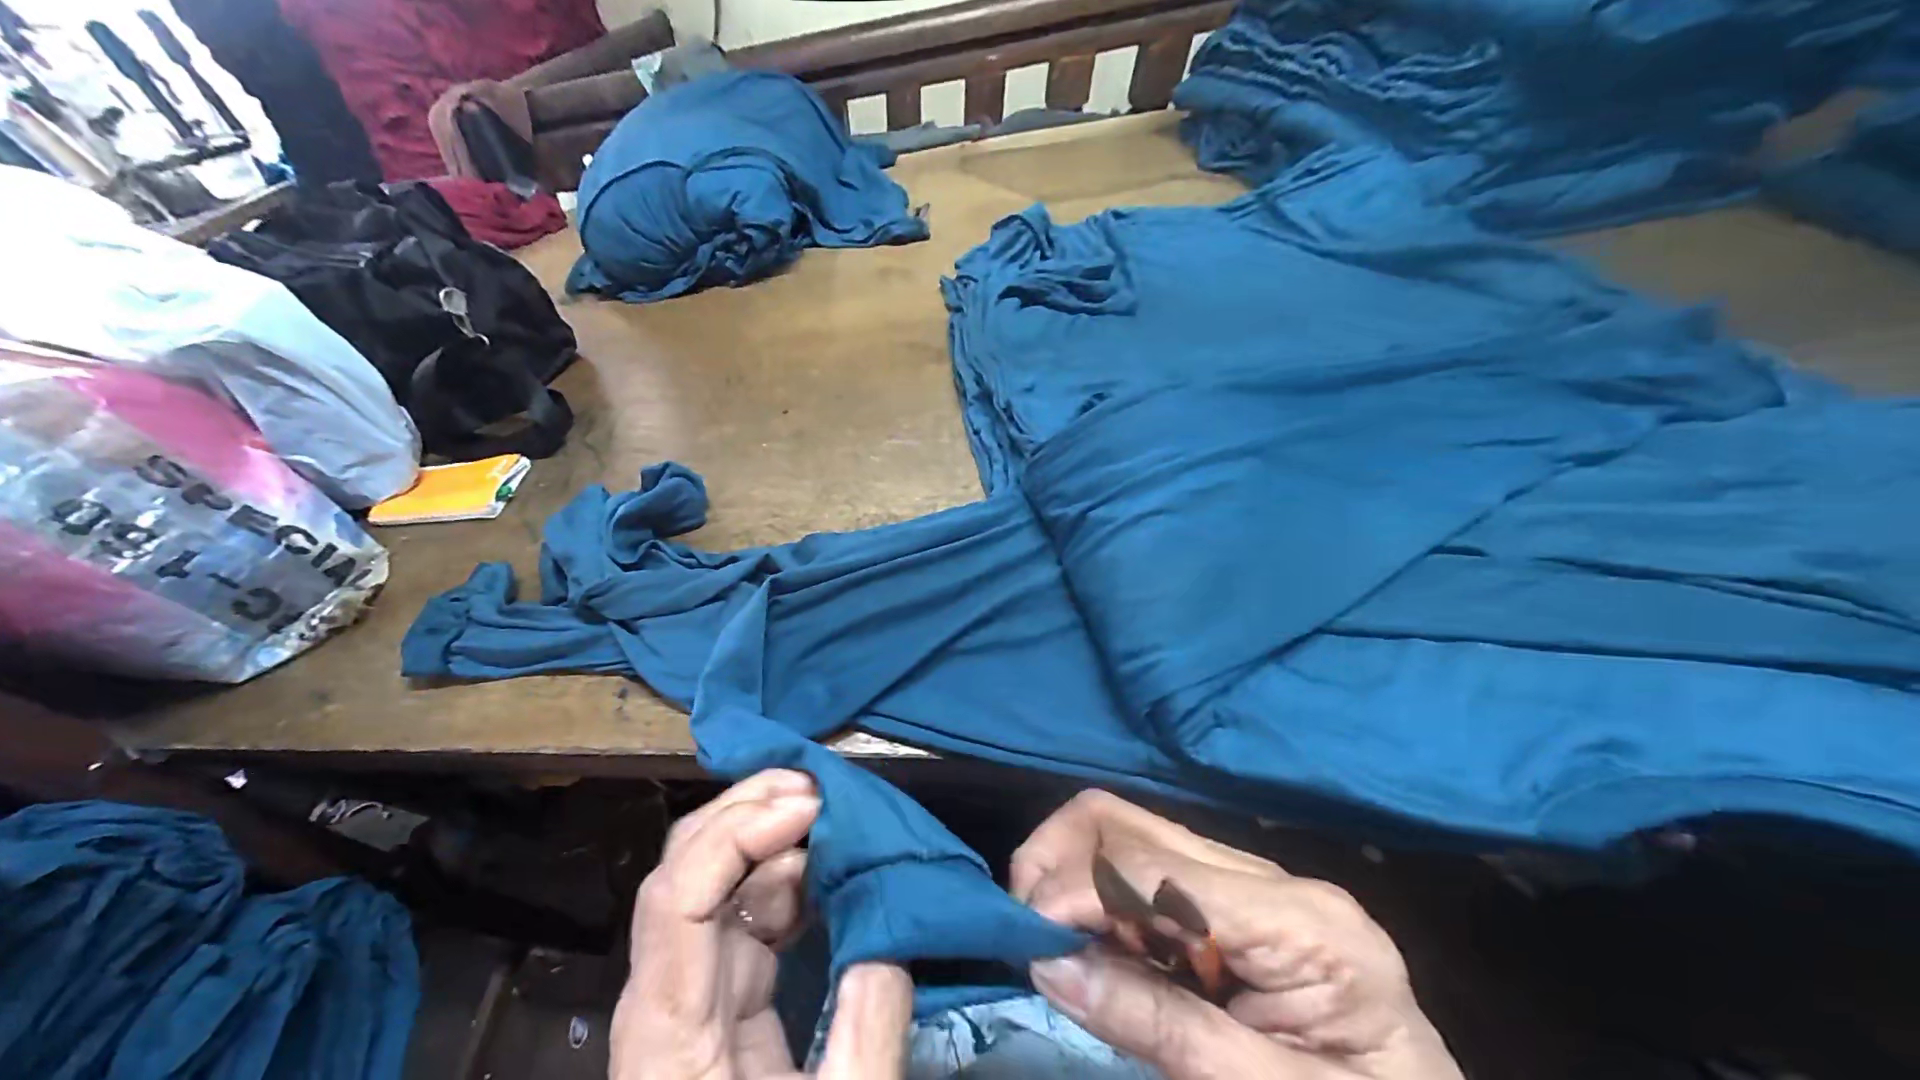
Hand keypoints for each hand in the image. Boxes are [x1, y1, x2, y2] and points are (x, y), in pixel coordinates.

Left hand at [612, 769, 913, 1079]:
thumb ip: (868, 1032)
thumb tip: (887, 935)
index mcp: (670, 1035)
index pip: (677, 898)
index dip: (738, 834)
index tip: (813, 806)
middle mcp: (666, 997)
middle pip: (683, 869)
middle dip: (748, 810)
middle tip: (820, 784)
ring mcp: (691, 994)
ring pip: (714, 881)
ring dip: (771, 836)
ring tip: (832, 816)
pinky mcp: (720, 1000)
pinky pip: (744, 914)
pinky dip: (785, 877)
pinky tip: (823, 868)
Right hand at [1011, 791, 1463, 1079]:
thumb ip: (1162, 1029)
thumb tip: (1048, 963)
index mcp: (1303, 922)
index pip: (1156, 869)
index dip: (1076, 891)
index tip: (1023, 941)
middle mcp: (1272, 879)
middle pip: (1130, 822)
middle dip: (1057, 862)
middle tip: (1026, 932)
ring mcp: (1252, 882)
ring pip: (1127, 833)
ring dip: (1070, 875)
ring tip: (1052, 942)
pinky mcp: (1232, 899)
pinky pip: (1142, 872)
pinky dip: (1098, 899)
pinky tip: (1093, 946)